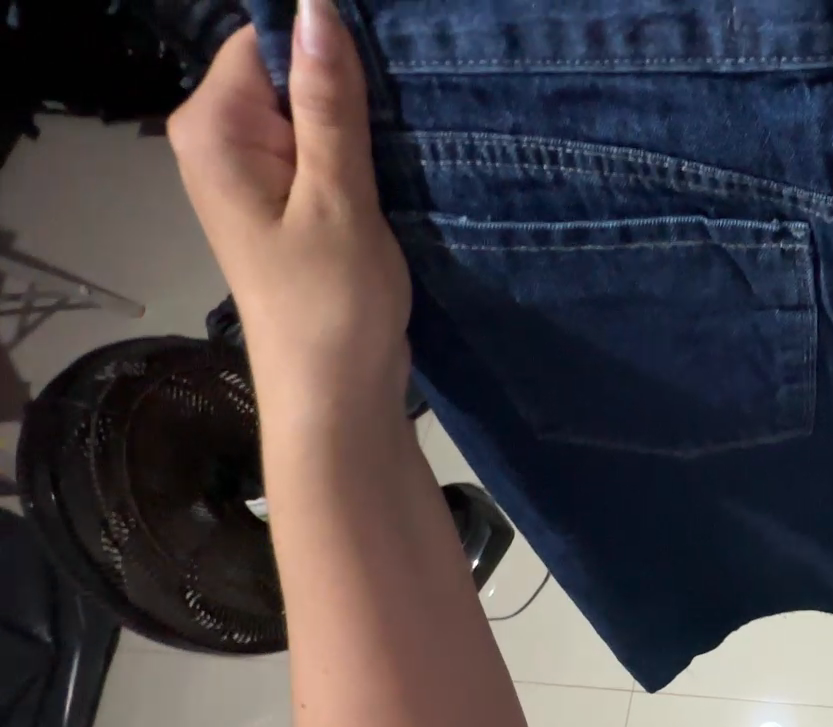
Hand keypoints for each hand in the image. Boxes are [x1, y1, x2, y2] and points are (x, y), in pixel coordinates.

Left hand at [168, 0, 409, 427]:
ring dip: (368, 133)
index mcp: (216, 129)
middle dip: (353, 91)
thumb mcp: (338, 200)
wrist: (336, 387)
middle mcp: (228, 145)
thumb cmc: (332, 300)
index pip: (264, 46)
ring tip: (420, 148)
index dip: (326, 47)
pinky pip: (331, 163)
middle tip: (418, 116)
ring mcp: (264, 180)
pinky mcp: (299, 211)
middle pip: (292, 82)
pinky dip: (369, 164)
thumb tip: (317, 11)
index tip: (396, 70)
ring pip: (319, 126)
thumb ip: (332, 110)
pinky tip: (406, 177)